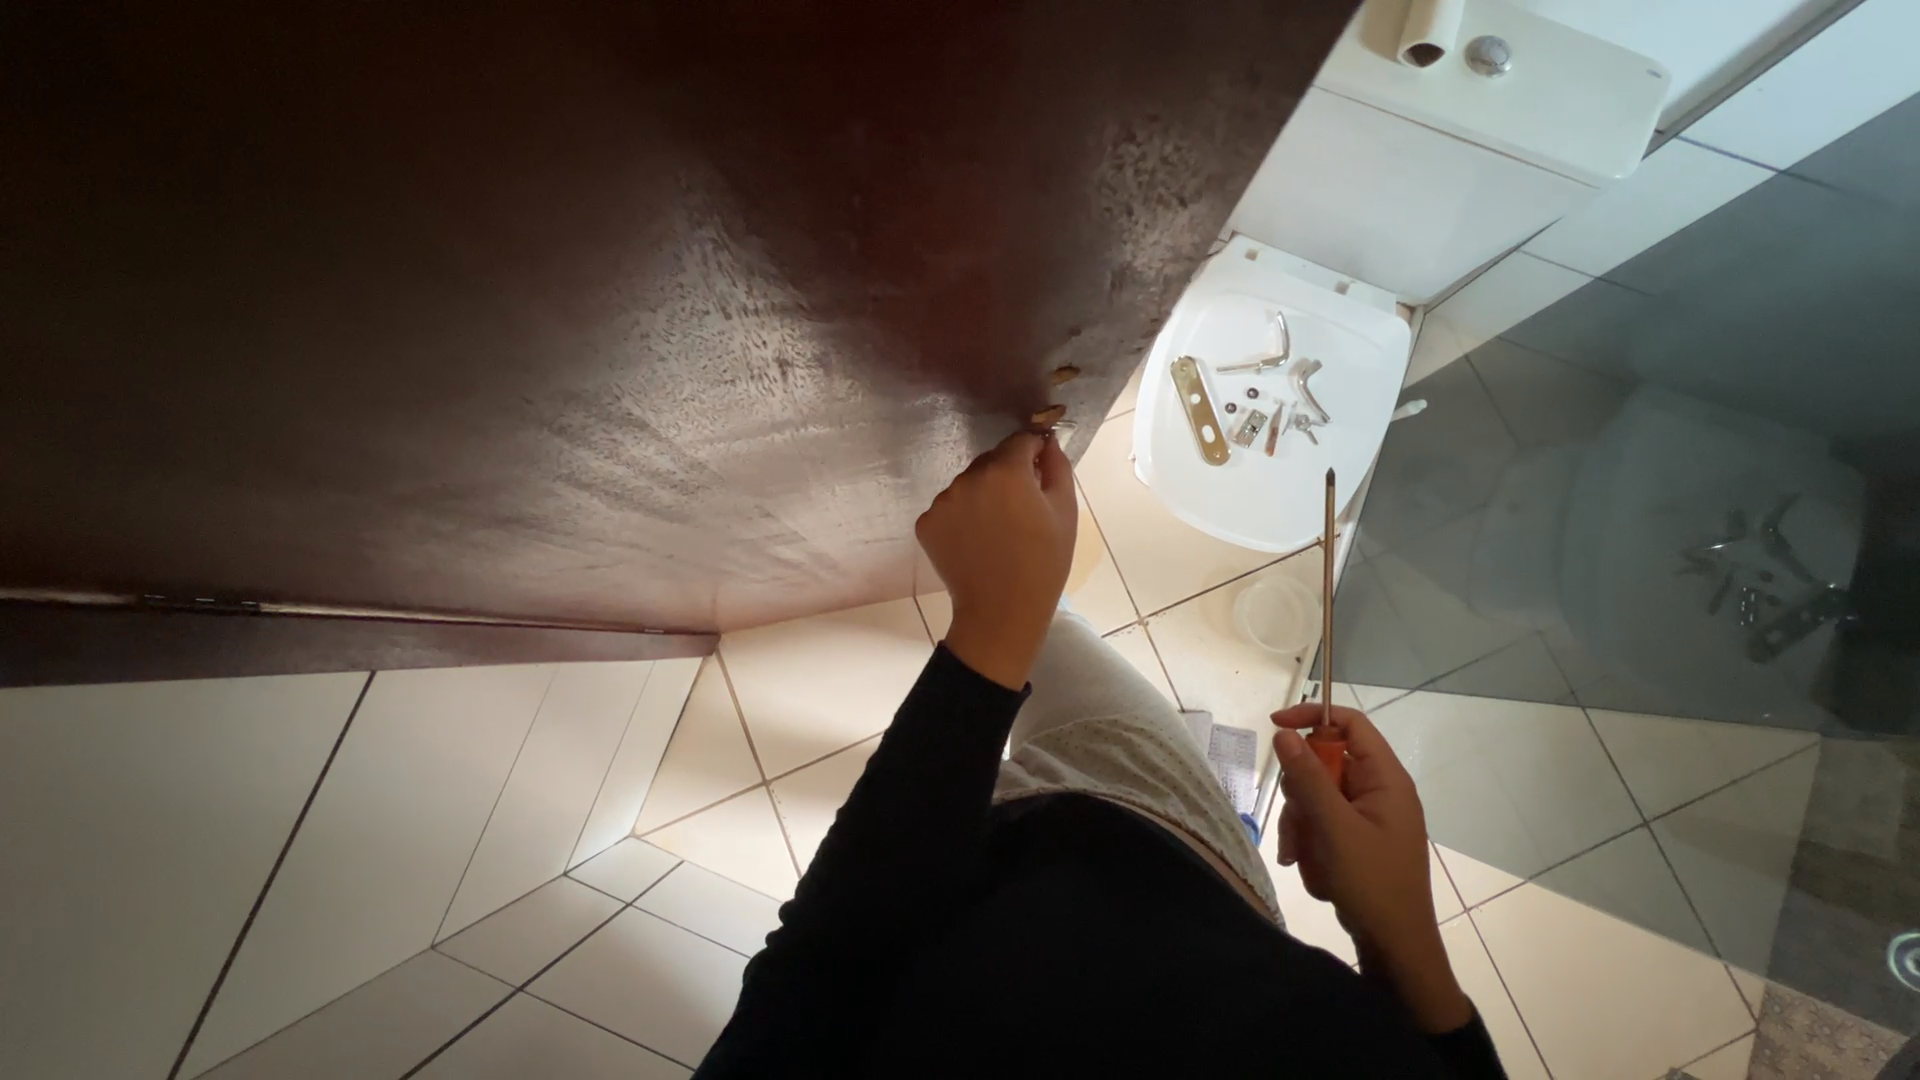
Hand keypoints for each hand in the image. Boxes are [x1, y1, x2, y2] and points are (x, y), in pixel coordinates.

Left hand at [915, 431, 1076, 689]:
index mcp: (1005, 471)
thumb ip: (1056, 466)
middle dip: (1006, 475)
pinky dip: (961, 518)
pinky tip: (976, 541)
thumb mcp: (1064, 512)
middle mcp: (968, 478)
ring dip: (982, 495)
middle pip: (991, 461)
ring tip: (997, 530)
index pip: (1020, 441)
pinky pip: (949, 508)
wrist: (1002, 612)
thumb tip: (1047, 440)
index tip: (1040, 472)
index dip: (1033, 452)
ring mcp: (942, 501)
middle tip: (1021, 511)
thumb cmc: (1043, 563)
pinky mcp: (926, 523)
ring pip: (968, 484)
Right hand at [1271, 703, 1471, 1033]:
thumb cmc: (1372, 883)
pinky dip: (1308, 840)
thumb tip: (1284, 732)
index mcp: (1386, 779)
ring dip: (1300, 822)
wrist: (1396, 950)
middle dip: (1300, 792)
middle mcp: (1379, 791)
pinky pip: (1320, 821)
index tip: (1275, 726)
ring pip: (1316, 794)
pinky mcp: (1357, 838)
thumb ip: (1307, 776)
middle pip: (1324, 762)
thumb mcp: (1334, 827)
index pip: (1349, 724)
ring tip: (1299, 855)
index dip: (1312, 716)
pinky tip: (1307, 867)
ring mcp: (1368, 816)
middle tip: (1296, 820)